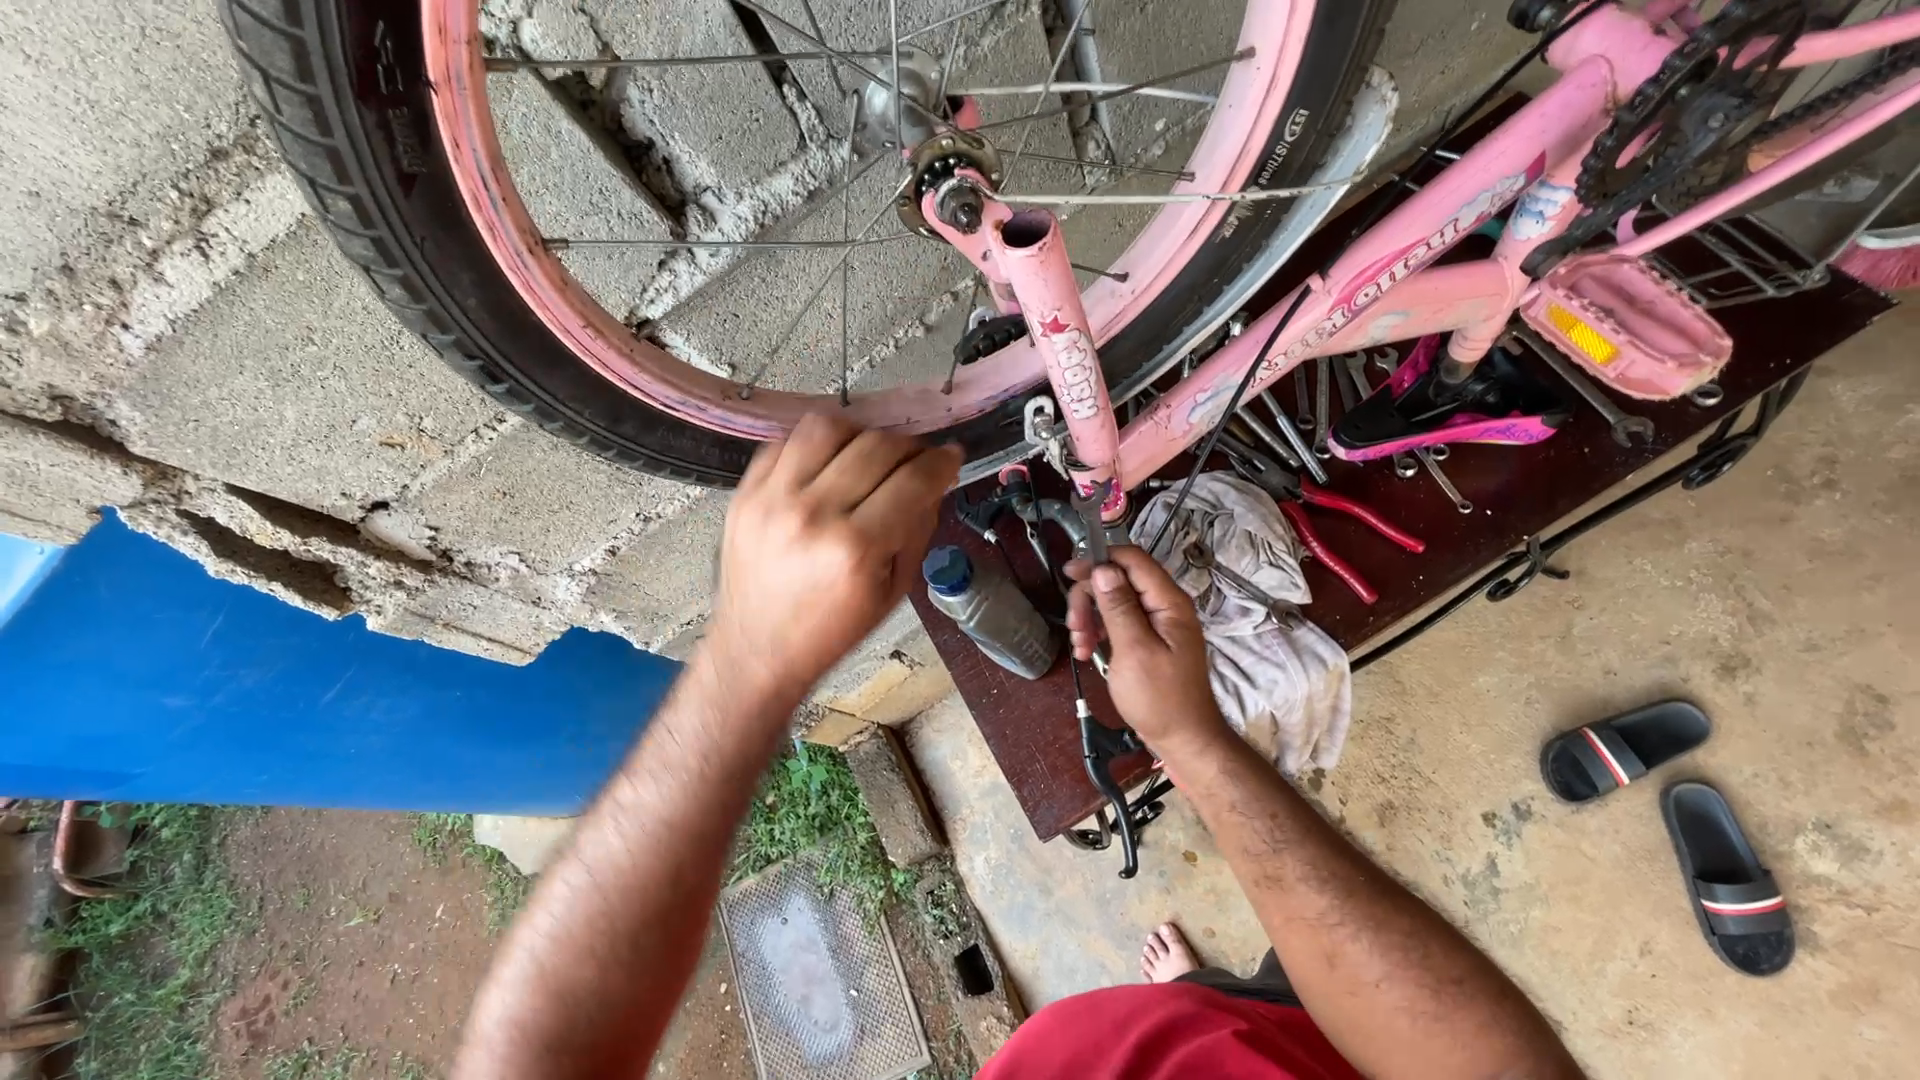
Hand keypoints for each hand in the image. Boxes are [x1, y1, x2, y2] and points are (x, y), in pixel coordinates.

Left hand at [706, 413, 962, 699]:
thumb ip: (918, 526)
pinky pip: (787, 440)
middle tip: (915, 462)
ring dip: (861, 435)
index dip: (941, 462)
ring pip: (829, 428)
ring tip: (869, 456)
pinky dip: (817, 444)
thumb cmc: (832, 630)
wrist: (758, 649)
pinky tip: (830, 464)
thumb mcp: (894, 589)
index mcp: (855, 549)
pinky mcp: (746, 491)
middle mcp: (812, 515)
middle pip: (876, 446)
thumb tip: (935, 479)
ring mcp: (772, 498)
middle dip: (909, 448)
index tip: (950, 458)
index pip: (913, 479)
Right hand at [1064, 547, 1228, 755]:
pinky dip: (1099, 633)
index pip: (1133, 559)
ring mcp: (1156, 623)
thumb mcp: (1134, 651)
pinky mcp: (1146, 640)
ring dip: (1090, 618)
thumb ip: (1119, 607)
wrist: (1182, 739)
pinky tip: (1087, 652)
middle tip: (1075, 628)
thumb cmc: (1160, 699)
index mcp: (1168, 602)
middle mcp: (1164, 606)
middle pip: (1118, 579)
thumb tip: (1103, 569)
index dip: (1100, 560)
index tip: (1069, 575)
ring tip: (1080, 647)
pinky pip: (1118, 622)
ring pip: (1113, 601)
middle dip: (1090, 598)